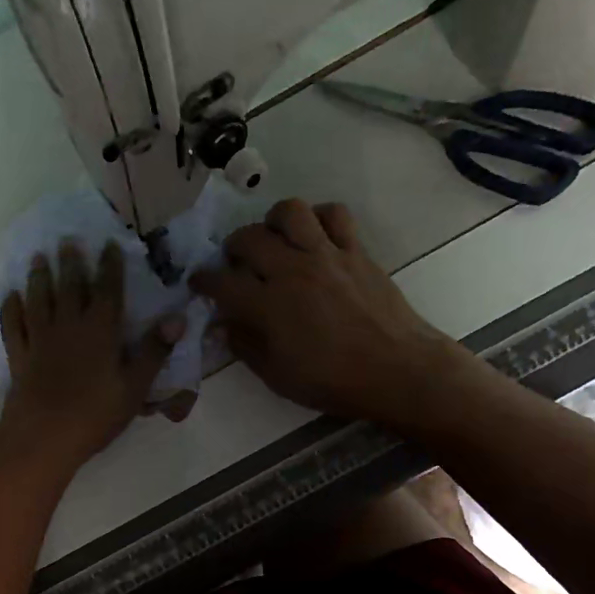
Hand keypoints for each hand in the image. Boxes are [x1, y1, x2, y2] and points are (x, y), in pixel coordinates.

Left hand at [0, 240, 184, 469]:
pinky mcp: (19, 357)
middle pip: (69, 287)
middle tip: (66, 240)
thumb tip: (177, 317)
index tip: (109, 245)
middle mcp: (68, 326)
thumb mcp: (134, 387)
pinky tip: (10, 297)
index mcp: (100, 331)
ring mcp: (39, 340)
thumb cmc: (95, 415)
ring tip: (38, 258)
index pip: (107, 290)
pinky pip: (12, 326)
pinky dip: (10, 309)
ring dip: (38, 278)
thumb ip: (154, 351)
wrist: (43, 437)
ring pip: (38, 300)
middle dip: (70, 262)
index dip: (110, 267)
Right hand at [190, 199, 470, 423]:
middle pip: (248, 238)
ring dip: (273, 221)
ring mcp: (327, 255)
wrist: (396, 370)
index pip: (222, 283)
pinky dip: (319, 217)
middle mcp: (292, 270)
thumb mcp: (276, 375)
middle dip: (232, 247)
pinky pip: (335, 214)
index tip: (197, 282)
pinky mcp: (356, 251)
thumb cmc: (332, 381)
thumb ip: (245, 345)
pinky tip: (314, 235)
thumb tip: (224, 324)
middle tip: (235, 262)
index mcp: (268, 305)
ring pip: (290, 212)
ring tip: (274, 239)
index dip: (203, 281)